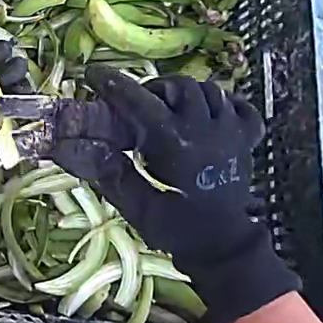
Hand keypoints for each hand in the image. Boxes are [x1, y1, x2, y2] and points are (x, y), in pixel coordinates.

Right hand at [52, 67, 298, 322]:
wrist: (223, 247)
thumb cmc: (175, 229)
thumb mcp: (136, 207)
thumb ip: (109, 174)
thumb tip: (74, 145)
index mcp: (174, 144)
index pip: (139, 100)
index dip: (113, 84)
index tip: (92, 75)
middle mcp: (205, 129)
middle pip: (179, 86)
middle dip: (154, 89)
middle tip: (138, 106)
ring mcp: (231, 132)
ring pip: (209, 90)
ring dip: (185, 94)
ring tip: (169, 110)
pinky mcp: (248, 139)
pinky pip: (240, 106)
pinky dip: (223, 104)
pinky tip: (207, 115)